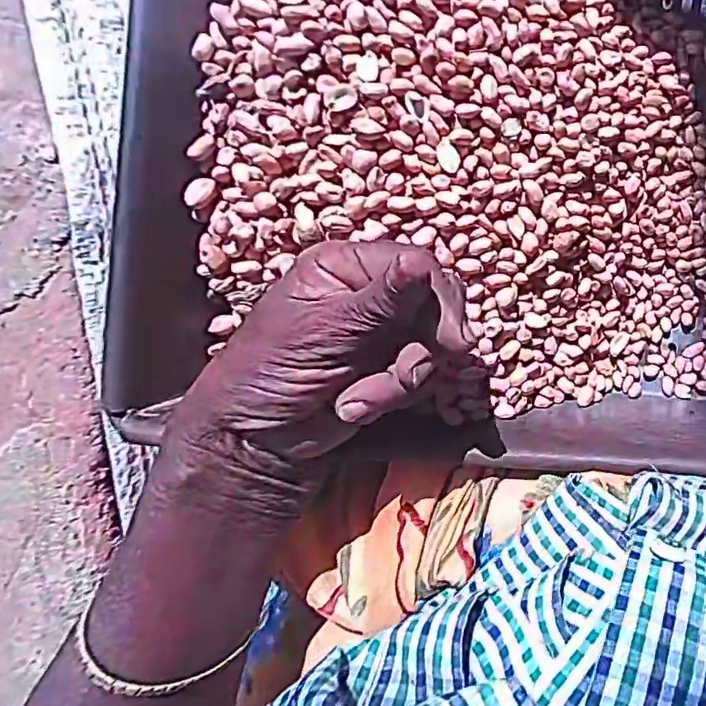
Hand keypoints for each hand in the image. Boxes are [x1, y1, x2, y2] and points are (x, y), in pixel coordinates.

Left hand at [167, 240, 475, 488]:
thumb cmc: (267, 372)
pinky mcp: (397, 362)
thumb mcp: (326, 329)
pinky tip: (359, 405)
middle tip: (409, 373)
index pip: (417, 264)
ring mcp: (389, 327)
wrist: (252, 442)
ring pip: (436, 342)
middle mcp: (375, 290)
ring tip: (359, 397)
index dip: (440, 299)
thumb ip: (382, 299)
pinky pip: (427, 372)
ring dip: (403, 377)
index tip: (452, 341)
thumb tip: (420, 263)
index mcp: (347, 266)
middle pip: (438, 301)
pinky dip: (398, 394)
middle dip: (426, 344)